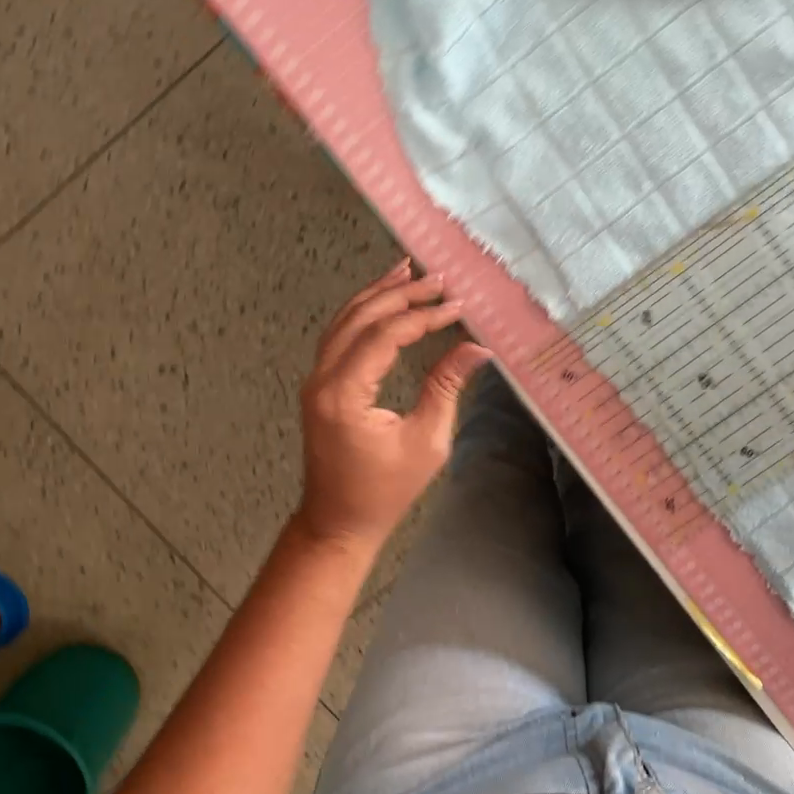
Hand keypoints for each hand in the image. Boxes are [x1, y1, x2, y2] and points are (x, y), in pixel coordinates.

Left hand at [295, 259, 494, 549]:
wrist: (338, 521)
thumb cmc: (385, 490)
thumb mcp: (427, 442)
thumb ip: (447, 387)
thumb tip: (477, 348)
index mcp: (345, 395)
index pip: (386, 336)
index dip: (424, 316)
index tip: (457, 307)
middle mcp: (323, 379)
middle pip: (362, 318)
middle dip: (401, 294)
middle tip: (438, 279)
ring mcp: (316, 380)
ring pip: (345, 320)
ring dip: (378, 294)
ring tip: (409, 271)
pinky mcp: (320, 384)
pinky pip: (339, 335)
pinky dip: (362, 312)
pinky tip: (382, 300)